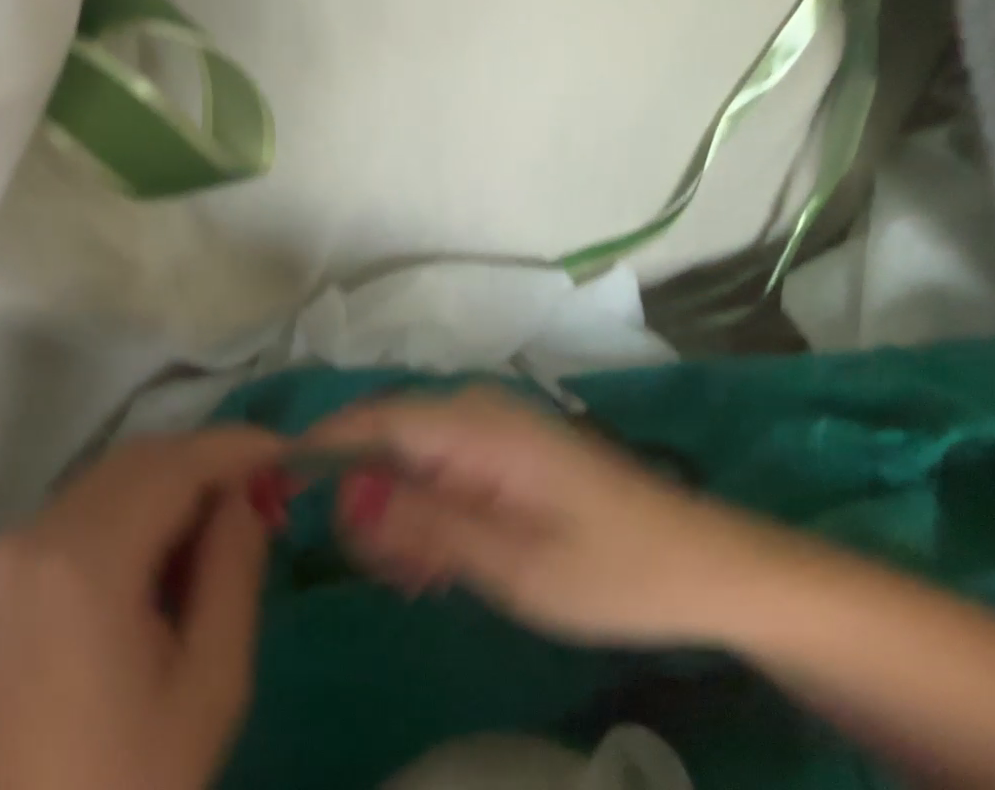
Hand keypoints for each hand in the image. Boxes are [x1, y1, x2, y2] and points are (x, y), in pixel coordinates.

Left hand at [0, 431, 286, 789]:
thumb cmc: (130, 775)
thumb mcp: (208, 683)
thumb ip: (231, 572)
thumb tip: (243, 497)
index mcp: (87, 560)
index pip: (170, 466)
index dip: (233, 448)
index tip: (289, 451)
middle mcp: (40, 531)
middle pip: (135, 460)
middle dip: (204, 463)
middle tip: (268, 494)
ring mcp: (16, 544)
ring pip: (108, 477)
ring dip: (171, 484)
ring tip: (228, 527)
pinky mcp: (9, 565)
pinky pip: (84, 507)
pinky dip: (135, 508)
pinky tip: (171, 550)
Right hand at [316, 386, 806, 646]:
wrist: (718, 574)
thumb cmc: (617, 570)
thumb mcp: (514, 562)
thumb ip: (424, 523)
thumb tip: (345, 494)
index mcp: (475, 427)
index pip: (370, 420)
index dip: (317, 447)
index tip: (277, 485)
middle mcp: (474, 416)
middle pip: (381, 441)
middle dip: (362, 500)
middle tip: (375, 566)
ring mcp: (488, 436)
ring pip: (404, 462)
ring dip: (393, 517)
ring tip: (412, 578)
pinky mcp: (500, 460)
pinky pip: (435, 476)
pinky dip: (422, 518)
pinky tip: (434, 568)